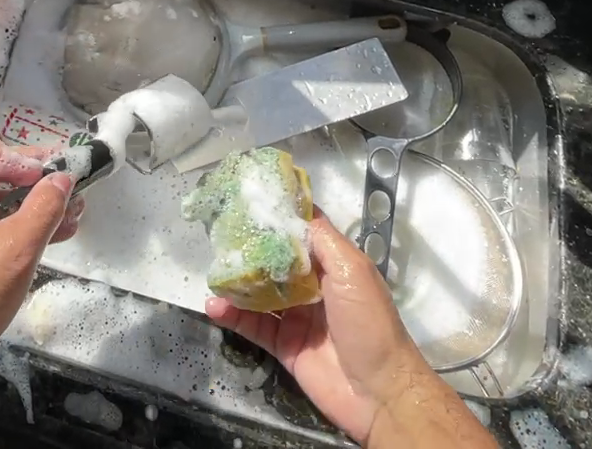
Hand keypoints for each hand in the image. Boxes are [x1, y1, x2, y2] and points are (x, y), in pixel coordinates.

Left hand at [0, 125, 84, 389]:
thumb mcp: (16, 249)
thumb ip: (44, 207)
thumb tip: (64, 176)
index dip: (16, 154)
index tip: (42, 181)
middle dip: (33, 177)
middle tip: (70, 189)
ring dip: (33, 202)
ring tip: (73, 215)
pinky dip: (19, 223)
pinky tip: (54, 234)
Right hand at [207, 213, 490, 446]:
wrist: (379, 393)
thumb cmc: (369, 322)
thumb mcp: (352, 269)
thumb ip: (321, 238)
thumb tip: (292, 208)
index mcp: (331, 264)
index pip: (300, 231)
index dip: (277, 214)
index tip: (248, 197)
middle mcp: (312, 285)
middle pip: (274, 259)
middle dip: (248, 247)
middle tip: (217, 232)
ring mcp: (296, 315)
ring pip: (258, 291)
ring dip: (235, 281)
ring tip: (212, 271)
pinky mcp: (283, 344)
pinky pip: (252, 325)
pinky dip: (232, 315)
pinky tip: (214, 306)